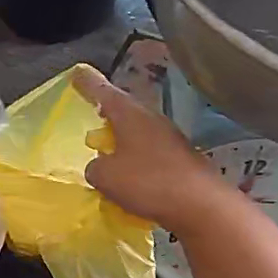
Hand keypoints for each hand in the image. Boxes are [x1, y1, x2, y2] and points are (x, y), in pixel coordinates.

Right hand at [71, 66, 235, 233]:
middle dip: (108, 117)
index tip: (77, 72)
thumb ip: (95, 168)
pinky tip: (133, 181)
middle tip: (93, 122)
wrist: (200, 205)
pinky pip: (152, 155)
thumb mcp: (106, 177)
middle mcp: (152, 120)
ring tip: (110, 158)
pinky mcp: (182, 159)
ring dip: (124, 143)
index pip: (103, 92)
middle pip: (124, 112)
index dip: (88, 84)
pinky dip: (139, 162)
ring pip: (139, 134)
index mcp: (130, 115)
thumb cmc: (148, 183)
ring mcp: (171, 139)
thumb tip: (100, 166)